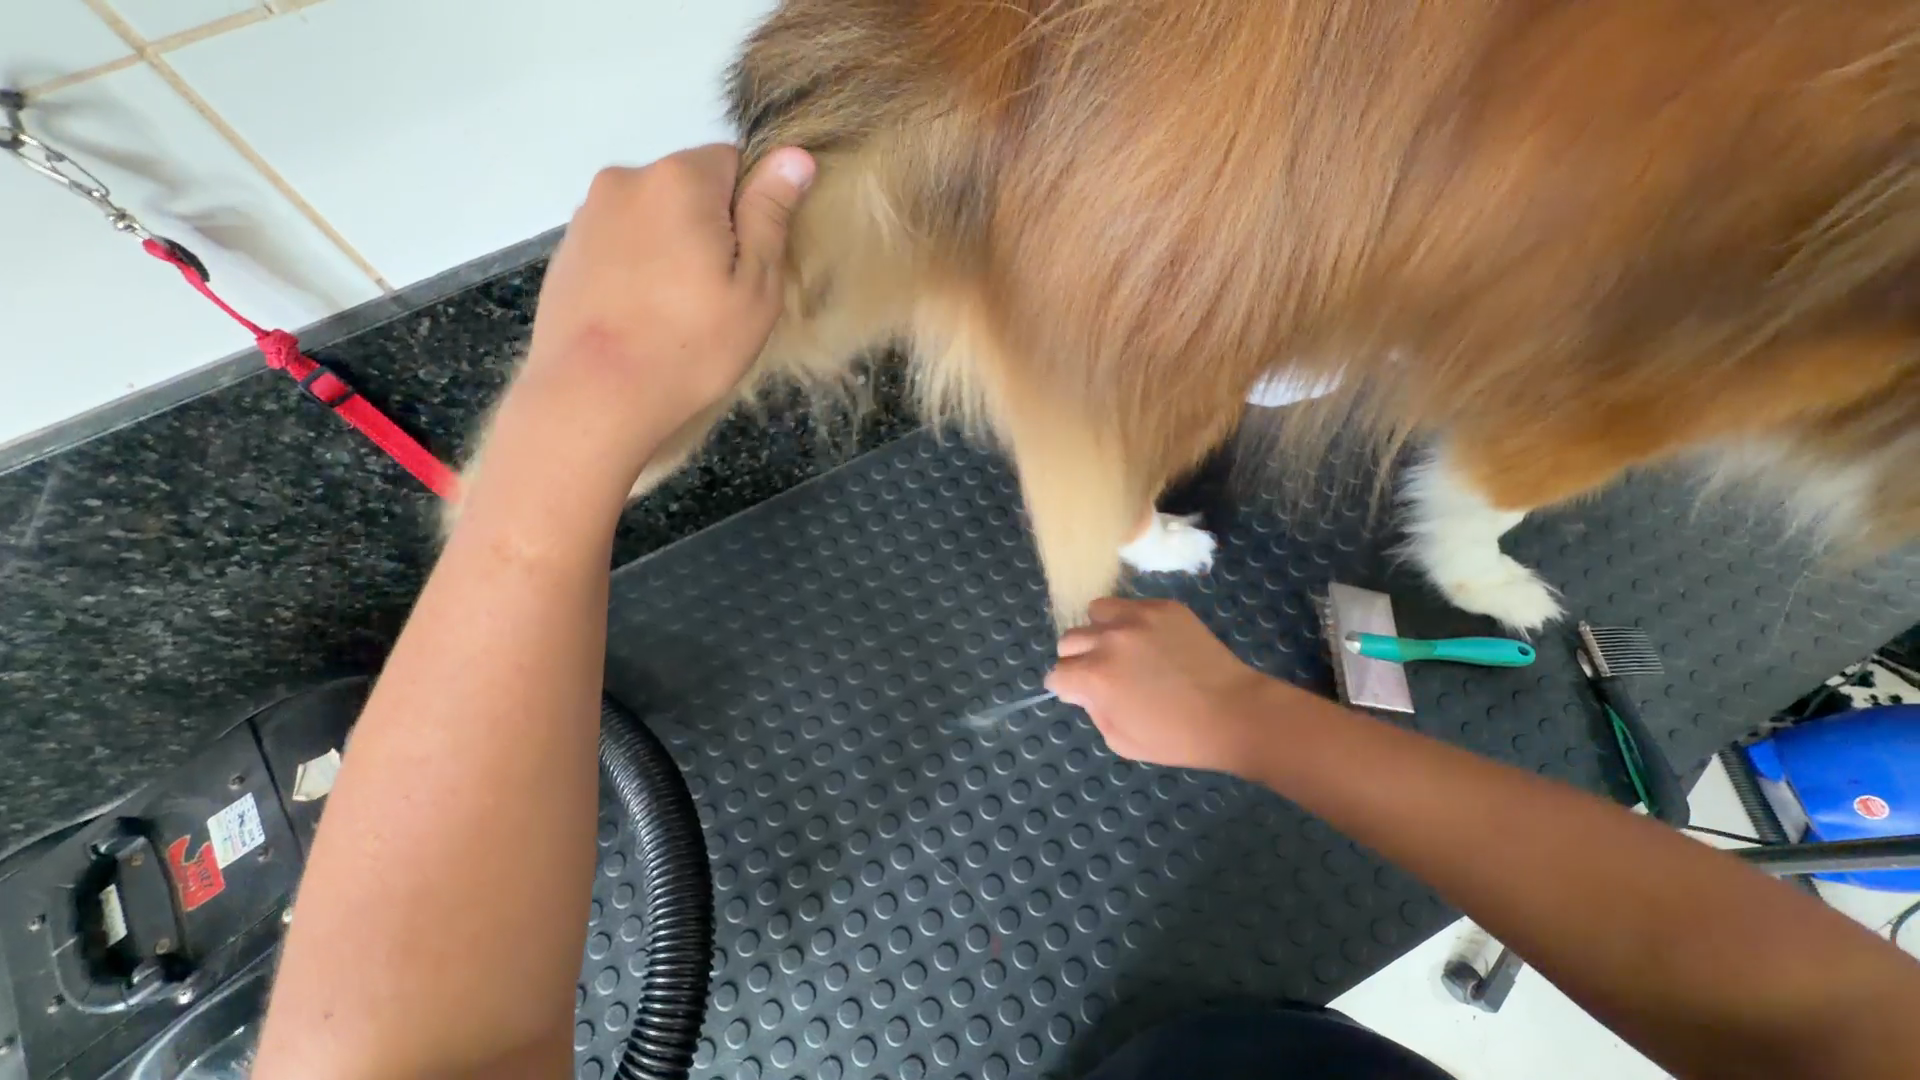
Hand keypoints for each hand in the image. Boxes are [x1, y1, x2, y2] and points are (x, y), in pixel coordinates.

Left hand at [509, 143, 815, 475]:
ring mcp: (589, 215)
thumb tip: (795, 156)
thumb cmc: (691, 346)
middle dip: (710, 229)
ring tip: (677, 314)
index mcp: (680, 179)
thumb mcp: (754, 287)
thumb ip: (770, 216)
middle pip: (690, 189)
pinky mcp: (568, 251)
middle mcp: (627, 179)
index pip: (734, 162)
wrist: (593, 397)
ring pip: (655, 219)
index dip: (752, 211)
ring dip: (673, 250)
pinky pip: (622, 246)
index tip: (749, 265)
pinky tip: (643, 317)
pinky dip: (639, 270)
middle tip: (719, 297)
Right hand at [1046, 598, 1293, 774]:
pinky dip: (1132, 622)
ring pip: (1096, 612)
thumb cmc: (1177, 738)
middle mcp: (1109, 640)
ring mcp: (1137, 617)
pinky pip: (1131, 605)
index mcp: (1095, 677)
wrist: (1234, 713)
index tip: (1081, 693)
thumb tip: (1085, 689)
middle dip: (1078, 659)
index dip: (1066, 688)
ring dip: (1101, 631)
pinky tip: (1153, 642)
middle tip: (1102, 673)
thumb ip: (1092, 710)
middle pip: (1069, 639)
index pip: (1057, 674)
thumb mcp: (1120, 740)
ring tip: (1123, 648)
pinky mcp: (1164, 607)